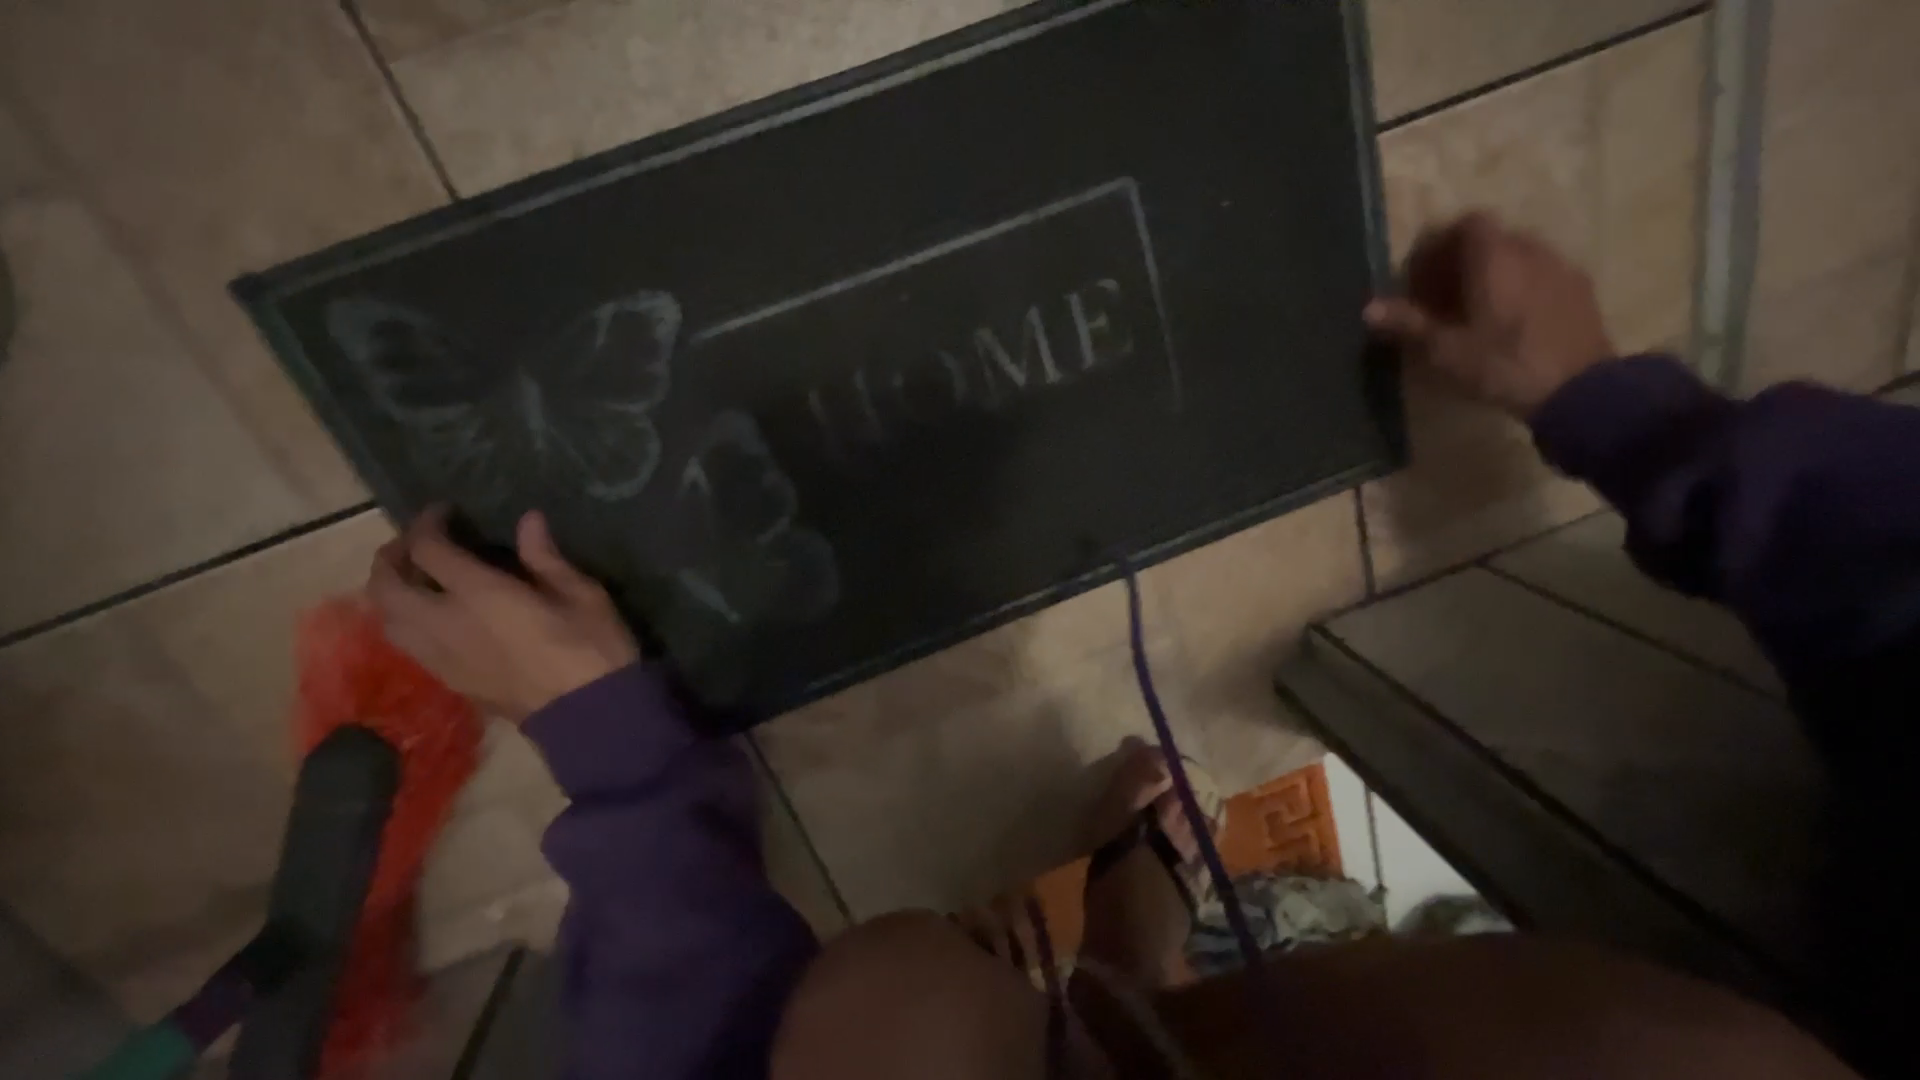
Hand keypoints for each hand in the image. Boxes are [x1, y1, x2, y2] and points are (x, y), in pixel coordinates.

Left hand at [367, 505, 640, 721]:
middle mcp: (446, 623)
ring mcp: (442, 656)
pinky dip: (405, 621)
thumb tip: (527, 521)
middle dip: (392, 557)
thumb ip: (546, 558)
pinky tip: (432, 617)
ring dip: (390, 592)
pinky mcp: (450, 680)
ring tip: (414, 579)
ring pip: (387, 619)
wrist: (589, 714)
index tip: (444, 511)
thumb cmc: (594, 647)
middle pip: (387, 586)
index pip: (429, 551)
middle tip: (416, 543)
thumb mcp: (582, 594)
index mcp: (480, 595)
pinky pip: (407, 644)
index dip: (428, 525)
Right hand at [1364, 212, 1614, 418]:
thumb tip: (1368, 308)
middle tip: (1439, 298)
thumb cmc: (1502, 365)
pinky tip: (1509, 323)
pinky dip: (1519, 287)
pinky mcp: (1581, 291)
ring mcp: (1561, 268)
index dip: (1439, 243)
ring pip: (1518, 256)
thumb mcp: (1444, 350)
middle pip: (1492, 239)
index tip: (1420, 276)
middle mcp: (1531, 251)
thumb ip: (1408, 323)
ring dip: (1492, 274)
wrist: (1579, 390)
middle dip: (1462, 261)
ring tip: (1474, 312)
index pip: (1467, 223)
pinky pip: (1541, 275)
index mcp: (1495, 258)